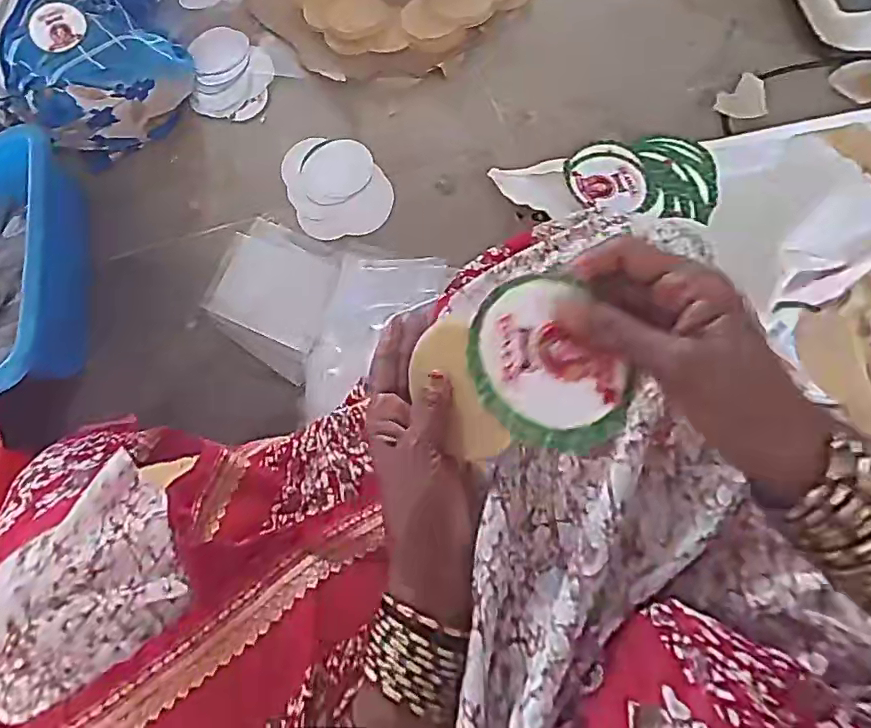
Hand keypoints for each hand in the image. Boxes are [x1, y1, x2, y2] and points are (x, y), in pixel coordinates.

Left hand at [365, 305, 482, 627]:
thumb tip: (439, 372)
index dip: (397, 341)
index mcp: (384, 417)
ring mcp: (431, 431)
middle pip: (414, 373)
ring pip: (439, 389)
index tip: (409, 314)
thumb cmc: (419, 505)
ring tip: (466, 334)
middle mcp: (405, 418)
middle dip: (425, 345)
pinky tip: (485, 373)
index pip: (387, 369)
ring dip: (450, 365)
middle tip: (445, 314)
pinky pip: (462, 409)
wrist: (440, 558)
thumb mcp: (420, 454)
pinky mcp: (456, 444)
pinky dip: (471, 391)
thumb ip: (430, 411)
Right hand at [556, 237, 836, 505]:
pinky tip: (575, 356)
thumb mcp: (675, 366)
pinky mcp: (670, 349)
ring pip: (620, 310)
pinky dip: (603, 344)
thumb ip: (616, 332)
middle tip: (541, 318)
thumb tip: (560, 307)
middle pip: (620, 281)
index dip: (589, 263)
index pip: (630, 254)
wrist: (787, 457)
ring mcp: (675, 322)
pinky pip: (627, 336)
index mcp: (693, 283)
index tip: (553, 288)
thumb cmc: (740, 404)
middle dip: (582, 296)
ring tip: (550, 338)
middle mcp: (682, 294)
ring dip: (588, 322)